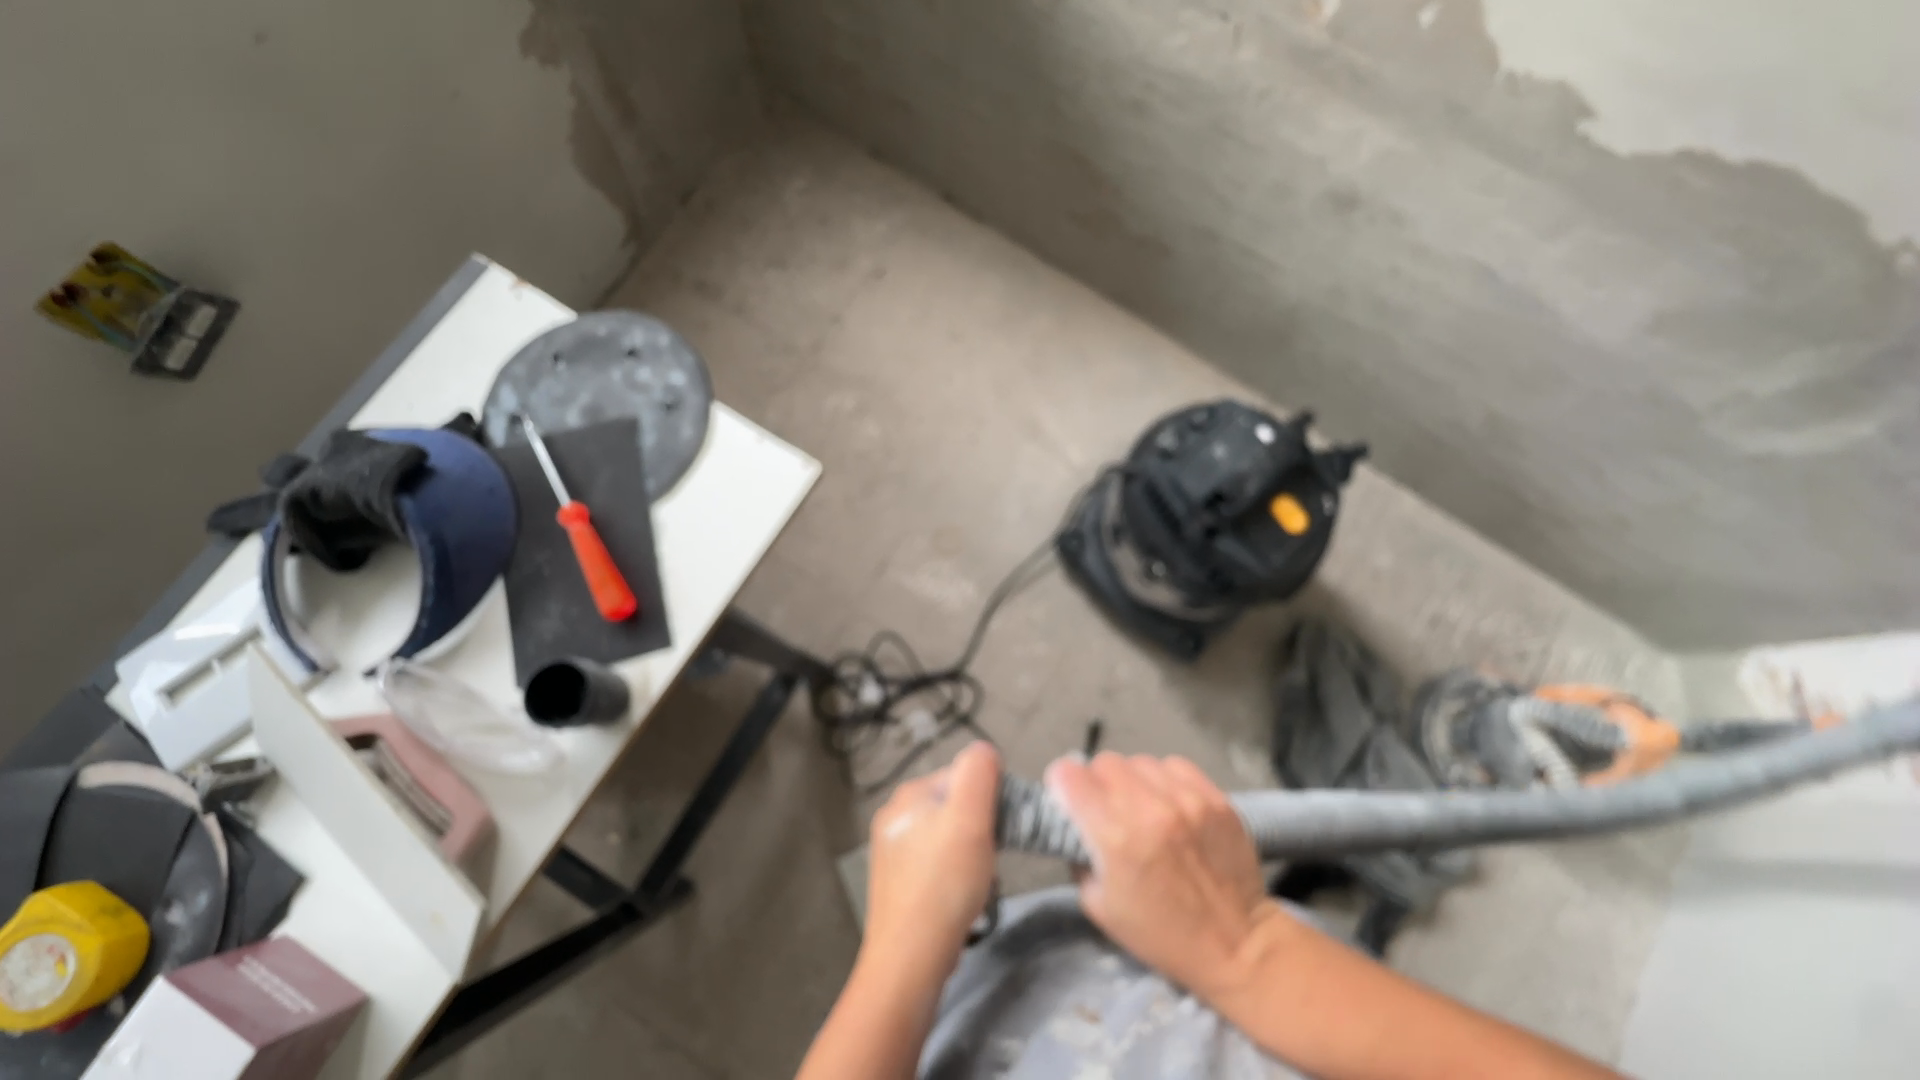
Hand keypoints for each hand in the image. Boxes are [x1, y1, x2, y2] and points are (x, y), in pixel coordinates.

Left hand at [862, 741, 1001, 974]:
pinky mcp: (897, 883)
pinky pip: (938, 864)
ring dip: (971, 853)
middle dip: (980, 828)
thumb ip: (978, 773)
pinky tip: (962, 897)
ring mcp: (892, 851)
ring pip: (949, 837)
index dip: (989, 798)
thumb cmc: (945, 882)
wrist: (910, 957)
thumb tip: (984, 750)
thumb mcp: (970, 817)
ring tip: (977, 880)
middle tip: (990, 857)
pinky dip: (955, 875)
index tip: (1002, 828)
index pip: (963, 775)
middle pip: (955, 806)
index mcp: (909, 794)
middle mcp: (894, 816)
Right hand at [1047, 753, 1294, 999]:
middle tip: (1105, 808)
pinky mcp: (1216, 798)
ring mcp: (1188, 800)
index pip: (1070, 775)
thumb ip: (1080, 855)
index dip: (1061, 784)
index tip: (1067, 798)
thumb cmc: (1161, 934)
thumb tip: (1075, 824)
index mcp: (1116, 837)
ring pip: (1140, 761)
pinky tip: (1169, 804)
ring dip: (1133, 781)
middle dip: (1097, 782)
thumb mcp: (1099, 906)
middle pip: (1105, 762)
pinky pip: (1176, 766)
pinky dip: (1165, 780)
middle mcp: (1150, 809)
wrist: (1237, 945)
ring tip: (1141, 808)